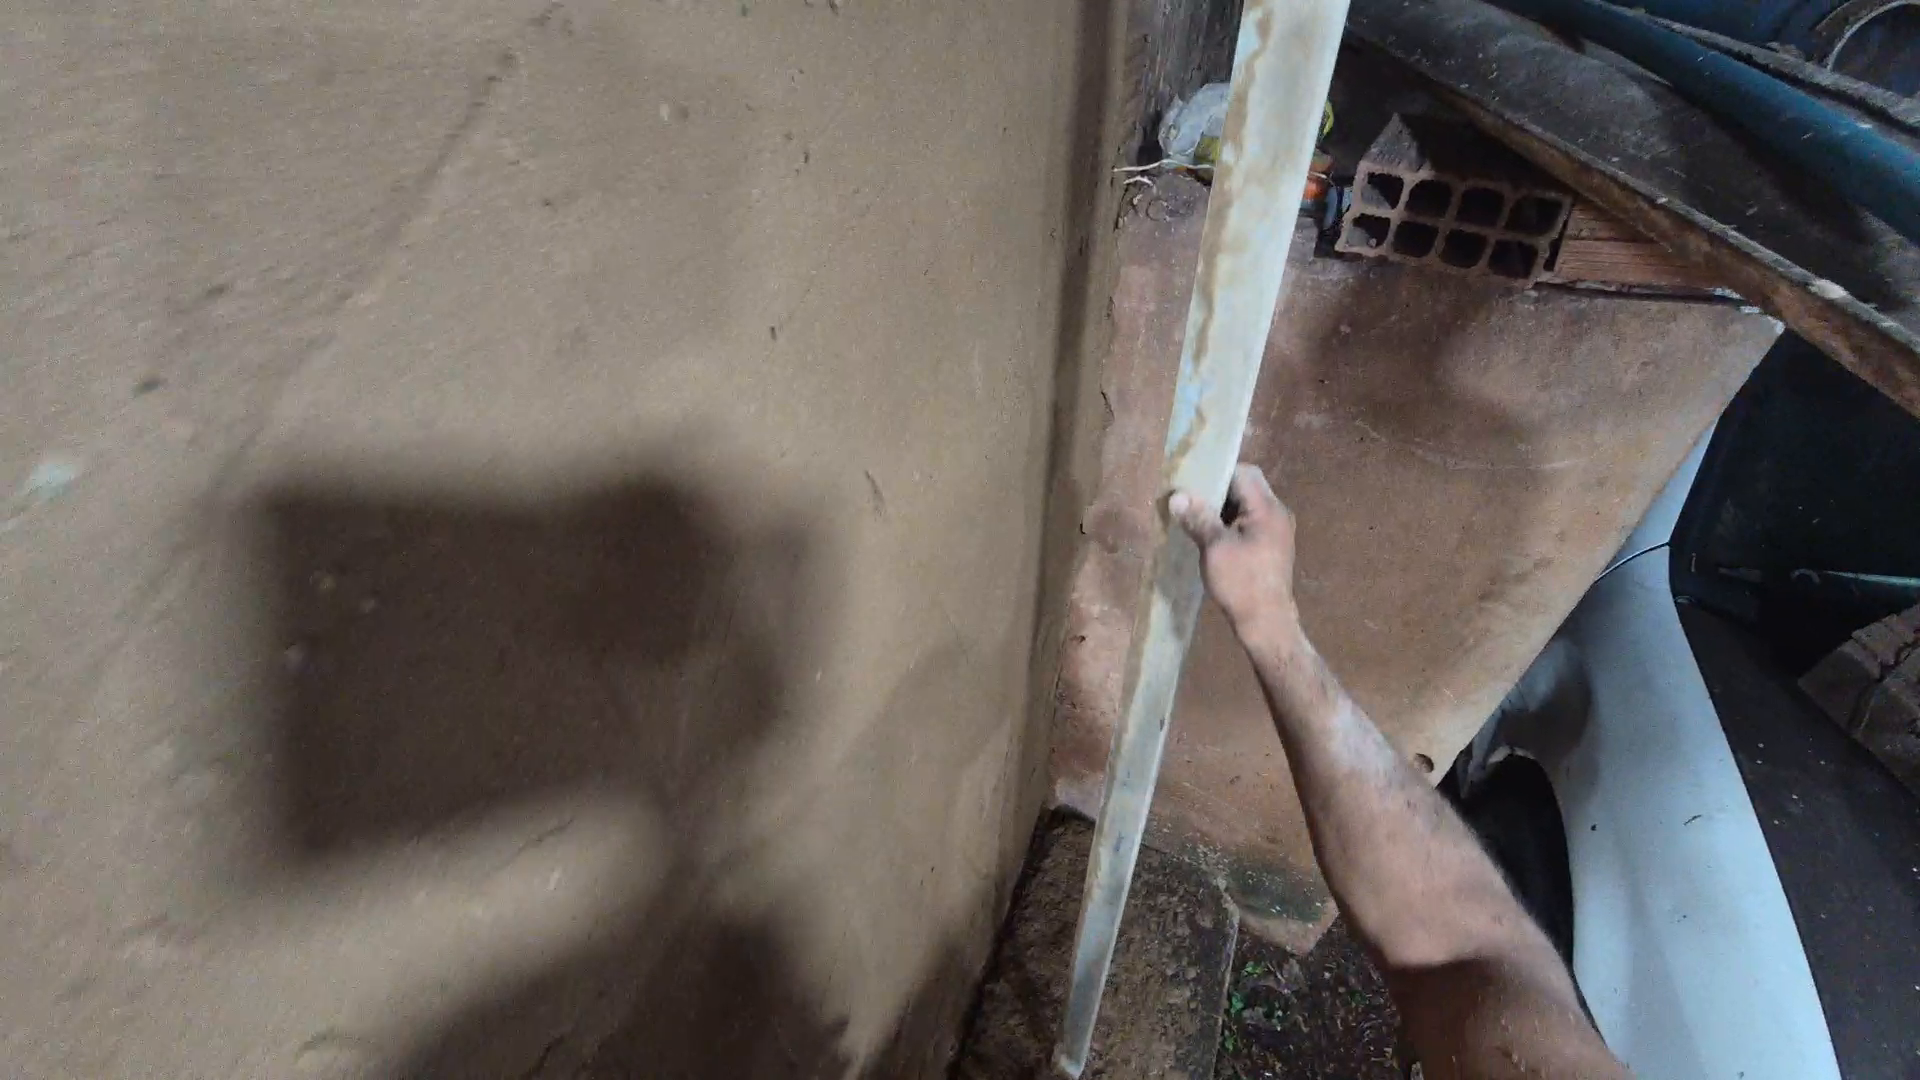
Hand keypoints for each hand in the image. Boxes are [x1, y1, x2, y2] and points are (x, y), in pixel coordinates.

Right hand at [1168, 463, 1298, 648]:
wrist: (1266, 622)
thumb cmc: (1242, 582)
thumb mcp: (1214, 548)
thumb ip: (1198, 518)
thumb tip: (1177, 496)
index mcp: (1267, 508)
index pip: (1245, 472)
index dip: (1218, 472)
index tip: (1192, 481)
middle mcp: (1277, 513)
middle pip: (1246, 486)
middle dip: (1217, 490)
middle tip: (1188, 498)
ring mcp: (1276, 530)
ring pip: (1246, 505)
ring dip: (1221, 507)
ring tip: (1194, 516)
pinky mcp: (1271, 545)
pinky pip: (1248, 522)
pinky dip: (1229, 522)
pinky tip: (1209, 535)